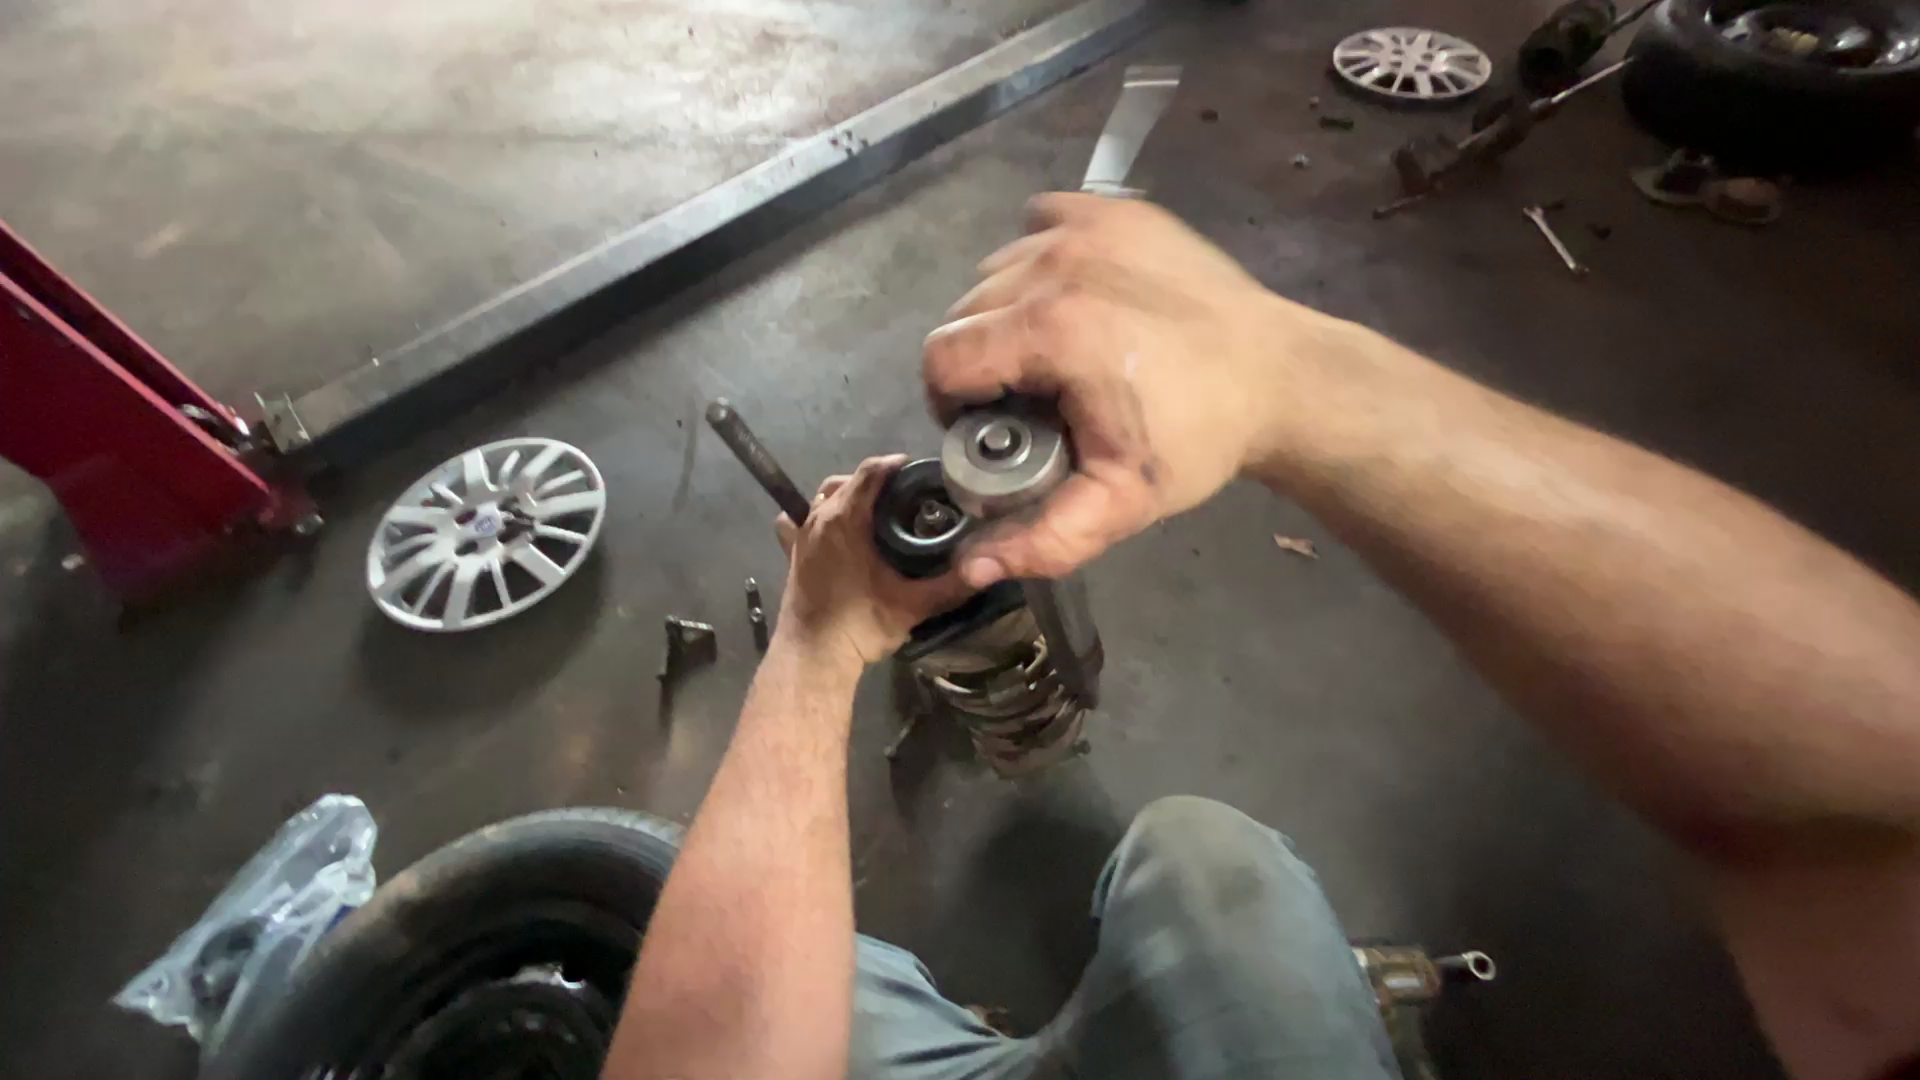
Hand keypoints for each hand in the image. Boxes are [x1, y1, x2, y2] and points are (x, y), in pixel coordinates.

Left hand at [774, 456, 973, 669]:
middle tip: (907, 496)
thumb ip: (952, 585)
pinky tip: (833, 528)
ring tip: (876, 510)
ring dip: (849, 494)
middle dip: (876, 481)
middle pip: (848, 480)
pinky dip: (817, 515)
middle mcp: (819, 518)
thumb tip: (990, 568)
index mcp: (845, 519)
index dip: (896, 465)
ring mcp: (802, 535)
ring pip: (824, 496)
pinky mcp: (793, 554)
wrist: (814, 657)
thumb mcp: (913, 605)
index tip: (920, 472)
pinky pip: (798, 519)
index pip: (870, 472)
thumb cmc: (860, 626)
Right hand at [923, 193, 1379, 585]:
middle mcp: (1057, 262)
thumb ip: (1044, 541)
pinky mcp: (1114, 208)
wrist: (1281, 377)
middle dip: (977, 364)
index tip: (992, 426)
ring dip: (1003, 316)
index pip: (943, 358)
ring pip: (994, 271)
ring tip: (1051, 354)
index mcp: (1050, 329)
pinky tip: (1069, 297)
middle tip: (1025, 399)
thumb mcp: (1121, 504)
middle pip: (962, 313)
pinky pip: (1037, 226)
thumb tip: (971, 569)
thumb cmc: (1198, 440)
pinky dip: (1037, 262)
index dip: (952, 403)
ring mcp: (1087, 225)